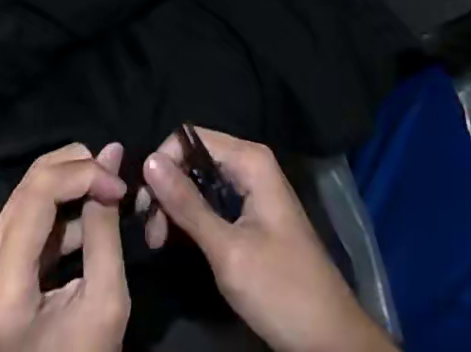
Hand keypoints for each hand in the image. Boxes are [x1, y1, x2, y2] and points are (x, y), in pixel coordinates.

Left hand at [0, 142, 130, 351]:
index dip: (83, 173)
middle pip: (28, 187)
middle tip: (116, 183)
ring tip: (108, 201)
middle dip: (79, 171)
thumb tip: (112, 153)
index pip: (36, 196)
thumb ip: (106, 226)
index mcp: (1, 291)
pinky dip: (60, 209)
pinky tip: (88, 222)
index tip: (121, 185)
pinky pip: (24, 216)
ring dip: (71, 186)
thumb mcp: (106, 298)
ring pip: (26, 194)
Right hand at [141, 127, 394, 351]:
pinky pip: (211, 201)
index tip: (143, 206)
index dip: (162, 163)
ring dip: (174, 207)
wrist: (327, 333)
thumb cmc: (280, 288)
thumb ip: (187, 204)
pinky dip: (190, 218)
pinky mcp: (249, 214)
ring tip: (159, 244)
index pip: (190, 137)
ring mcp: (251, 190)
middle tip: (150, 233)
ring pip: (198, 181)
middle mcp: (251, 165)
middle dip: (165, 189)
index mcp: (251, 160)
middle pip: (193, 158)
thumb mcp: (227, 249)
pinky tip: (176, 242)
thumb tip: (150, 160)